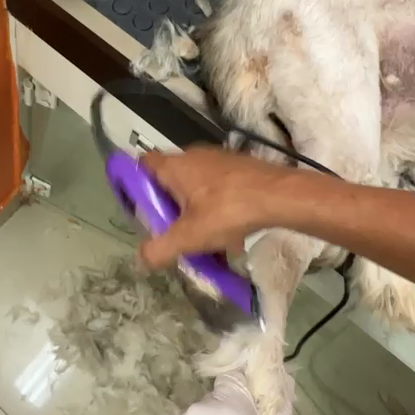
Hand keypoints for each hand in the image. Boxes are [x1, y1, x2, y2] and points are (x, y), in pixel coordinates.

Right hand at [139, 148, 311, 269]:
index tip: (139, 207)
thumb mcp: (190, 237)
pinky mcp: (237, 168)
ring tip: (205, 242)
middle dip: (169, 208)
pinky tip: (229, 236)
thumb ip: (161, 249)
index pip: (142, 164)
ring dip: (194, 213)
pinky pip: (216, 189)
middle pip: (169, 180)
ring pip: (195, 188)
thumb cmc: (228, 210)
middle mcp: (192, 156)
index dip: (135, 183)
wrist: (279, 196)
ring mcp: (217, 160)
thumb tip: (142, 258)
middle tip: (173, 232)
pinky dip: (216, 210)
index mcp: (174, 167)